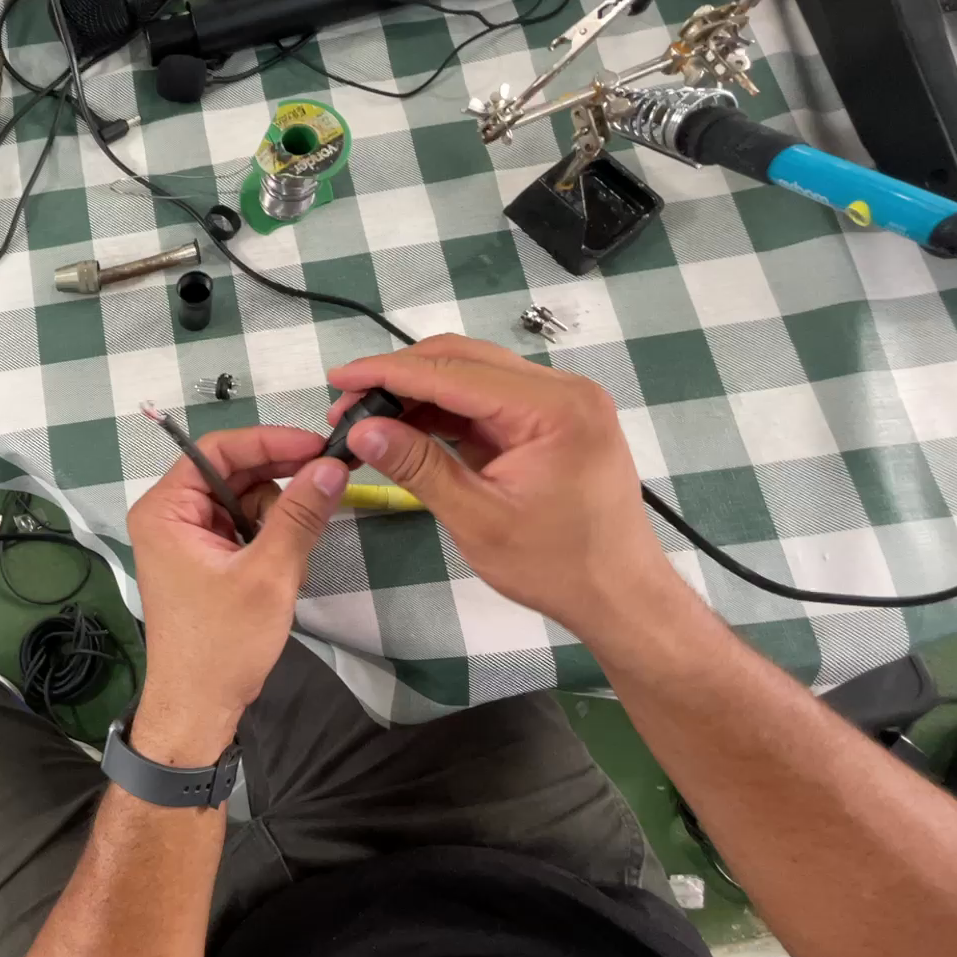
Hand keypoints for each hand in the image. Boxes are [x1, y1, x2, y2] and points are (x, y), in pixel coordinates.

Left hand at [125, 426, 348, 765]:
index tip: (318, 446)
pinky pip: (242, 528)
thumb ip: (299, 515)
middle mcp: (169, 515)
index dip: (269, 441)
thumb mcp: (268, 574)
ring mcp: (185, 537)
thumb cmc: (223, 642)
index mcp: (165, 509)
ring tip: (291, 559)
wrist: (199, 705)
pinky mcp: (202, 558)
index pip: (217, 451)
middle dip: (279, 482)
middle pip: (232, 473)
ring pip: (243, 501)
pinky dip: (268, 540)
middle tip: (328, 483)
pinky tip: (282, 569)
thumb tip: (332, 466)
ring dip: (276, 519)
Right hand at [327, 334, 677, 637]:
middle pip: (461, 360)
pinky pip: (480, 403)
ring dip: (414, 393)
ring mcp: (555, 404)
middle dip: (398, 377)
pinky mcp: (543, 423)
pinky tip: (401, 428)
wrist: (618, 595)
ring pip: (468, 377)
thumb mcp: (476, 518)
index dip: (388, 373)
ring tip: (365, 419)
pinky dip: (438, 412)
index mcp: (553, 407)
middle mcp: (560, 390)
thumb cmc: (554, 564)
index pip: (452, 371)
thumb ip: (418, 466)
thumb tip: (361, 430)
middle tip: (345, 404)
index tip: (337, 377)